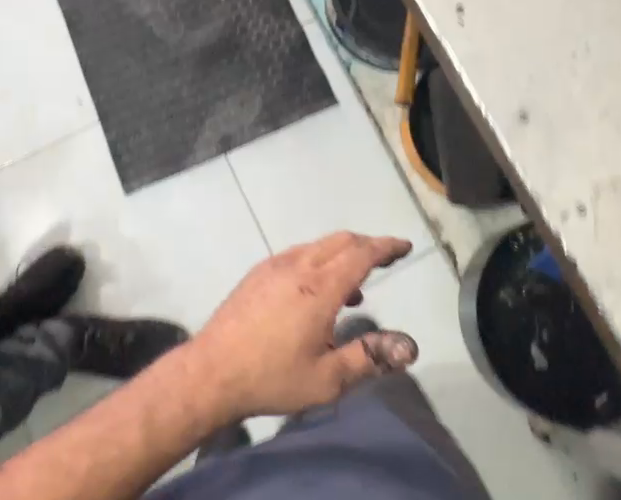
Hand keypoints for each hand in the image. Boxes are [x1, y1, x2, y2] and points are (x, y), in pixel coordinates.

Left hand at [189, 232, 416, 418]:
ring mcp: (273, 266)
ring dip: (342, 252)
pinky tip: (318, 290)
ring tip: (357, 281)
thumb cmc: (271, 378)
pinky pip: (298, 254)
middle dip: (367, 245)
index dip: (385, 247)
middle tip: (387, 257)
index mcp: (319, 288)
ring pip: (317, 246)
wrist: (210, 372)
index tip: (404, 246)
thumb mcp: (327, 379)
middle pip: (340, 241)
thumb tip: (409, 346)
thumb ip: (369, 358)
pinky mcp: (257, 274)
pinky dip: (319, 260)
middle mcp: (298, 266)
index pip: (360, 253)